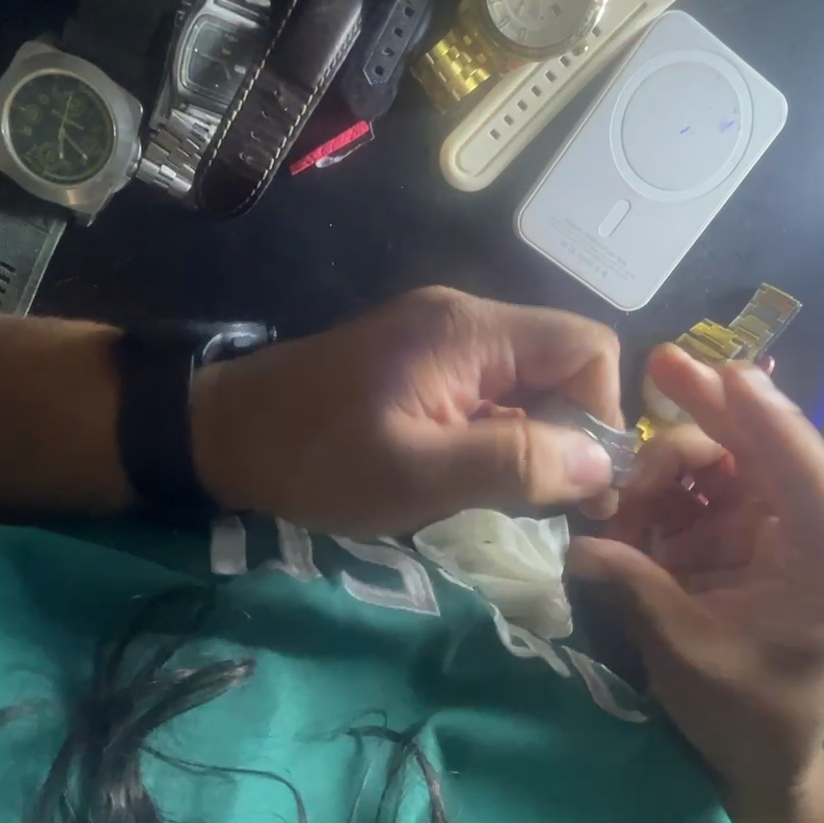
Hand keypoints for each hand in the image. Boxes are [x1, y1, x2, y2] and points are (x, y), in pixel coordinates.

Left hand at [191, 287, 622, 536]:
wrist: (221, 434)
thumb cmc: (316, 457)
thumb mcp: (418, 473)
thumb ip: (514, 463)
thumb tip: (602, 462)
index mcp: (470, 331)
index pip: (587, 347)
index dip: (602, 412)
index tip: (578, 480)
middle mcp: (462, 319)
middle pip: (559, 365)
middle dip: (564, 433)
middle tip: (541, 502)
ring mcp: (436, 338)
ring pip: (524, 383)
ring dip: (527, 440)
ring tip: (500, 495)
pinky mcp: (415, 363)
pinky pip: (484, 393)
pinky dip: (492, 435)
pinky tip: (466, 475)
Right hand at [567, 346, 823, 805]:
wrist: (753, 754)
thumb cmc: (746, 714)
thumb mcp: (688, 655)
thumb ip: (637, 590)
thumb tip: (579, 543)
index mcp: (821, 567)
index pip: (809, 481)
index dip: (771, 424)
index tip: (729, 376)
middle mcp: (795, 534)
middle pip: (761, 449)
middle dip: (712, 405)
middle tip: (661, 363)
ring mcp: (757, 532)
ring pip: (714, 464)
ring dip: (660, 467)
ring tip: (617, 504)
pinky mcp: (723, 539)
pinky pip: (685, 494)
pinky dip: (649, 493)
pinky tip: (621, 510)